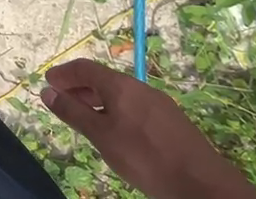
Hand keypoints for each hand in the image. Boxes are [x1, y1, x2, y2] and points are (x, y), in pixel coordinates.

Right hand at [40, 59, 255, 198]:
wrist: (208, 190)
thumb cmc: (146, 157)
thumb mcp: (101, 136)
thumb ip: (72, 112)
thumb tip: (47, 92)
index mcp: (121, 86)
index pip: (84, 68)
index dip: (63, 74)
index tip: (48, 85)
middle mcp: (142, 89)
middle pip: (104, 80)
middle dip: (81, 88)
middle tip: (65, 103)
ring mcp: (163, 107)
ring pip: (123, 96)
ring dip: (100, 102)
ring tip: (90, 121)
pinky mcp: (176, 125)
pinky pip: (138, 110)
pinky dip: (120, 114)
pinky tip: (120, 135)